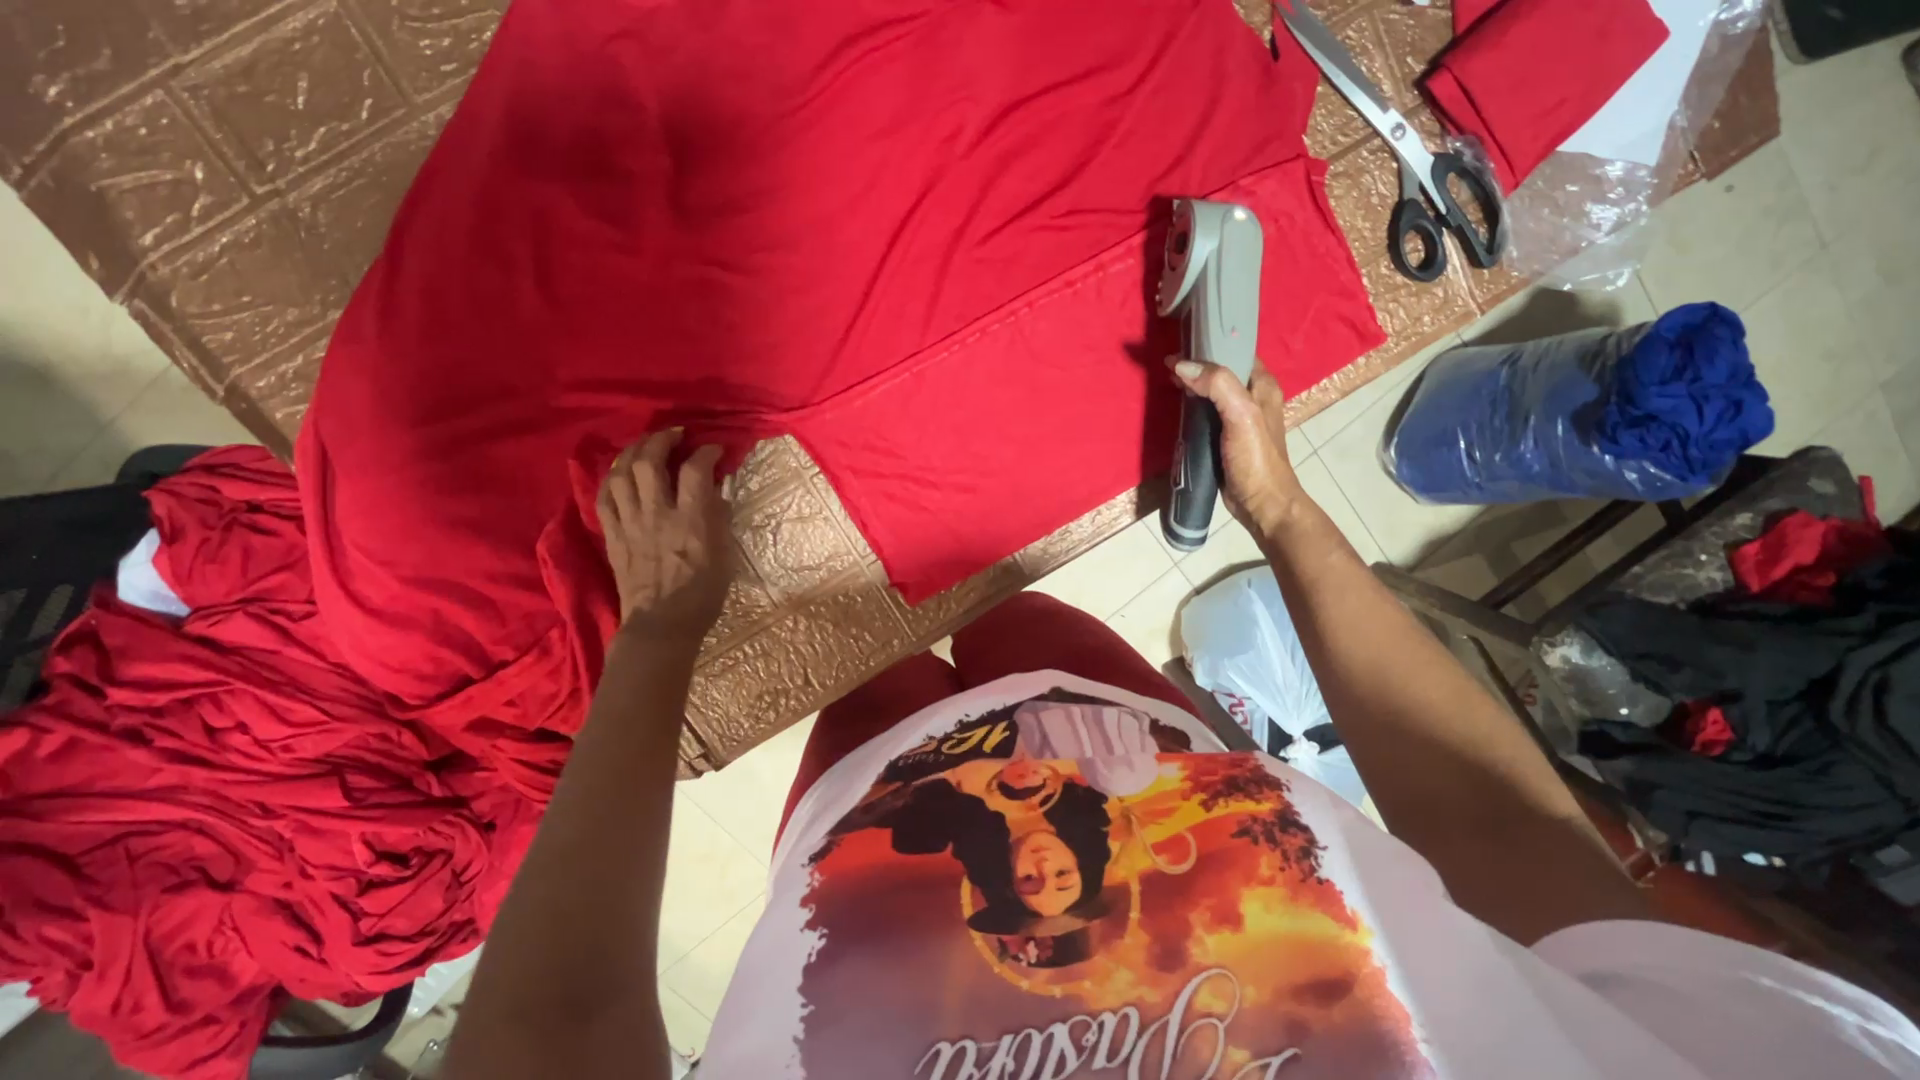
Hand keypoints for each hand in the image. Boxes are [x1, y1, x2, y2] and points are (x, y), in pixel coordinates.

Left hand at [597, 429, 732, 638]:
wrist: (661, 626)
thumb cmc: (702, 596)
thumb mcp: (724, 557)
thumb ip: (718, 520)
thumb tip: (715, 494)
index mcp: (691, 522)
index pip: (695, 470)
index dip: (706, 452)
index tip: (714, 450)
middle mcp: (657, 515)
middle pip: (649, 461)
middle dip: (661, 439)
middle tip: (675, 436)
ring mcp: (630, 524)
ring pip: (621, 473)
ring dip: (633, 451)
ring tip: (645, 445)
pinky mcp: (612, 535)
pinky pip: (604, 497)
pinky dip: (611, 478)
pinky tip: (621, 473)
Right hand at [1168, 356, 1303, 535]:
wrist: (1261, 503)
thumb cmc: (1256, 458)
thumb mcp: (1241, 415)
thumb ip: (1217, 385)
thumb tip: (1181, 365)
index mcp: (1263, 385)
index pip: (1236, 351)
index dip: (1211, 343)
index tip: (1183, 340)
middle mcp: (1252, 396)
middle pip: (1221, 370)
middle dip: (1196, 363)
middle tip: (1167, 360)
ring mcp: (1237, 417)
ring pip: (1211, 390)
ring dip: (1191, 384)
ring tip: (1166, 377)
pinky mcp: (1223, 436)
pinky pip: (1205, 411)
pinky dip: (1190, 405)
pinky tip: (1174, 403)